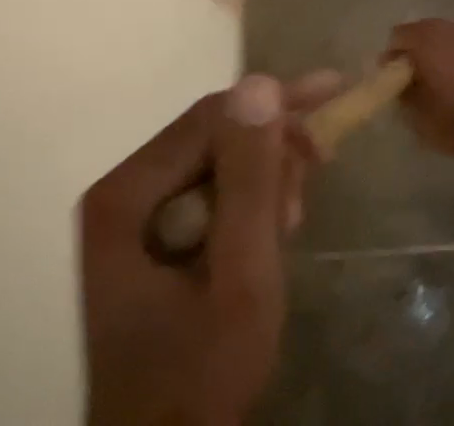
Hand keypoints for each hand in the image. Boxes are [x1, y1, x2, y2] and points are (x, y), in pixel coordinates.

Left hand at [78, 72, 337, 425]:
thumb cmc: (203, 370)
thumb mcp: (241, 275)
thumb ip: (250, 182)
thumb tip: (259, 83)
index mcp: (126, 196)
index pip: (210, 117)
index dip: (274, 107)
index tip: (334, 108)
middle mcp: (120, 196)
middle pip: (211, 136)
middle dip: (272, 150)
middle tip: (321, 173)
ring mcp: (130, 221)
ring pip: (215, 165)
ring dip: (264, 180)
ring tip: (294, 221)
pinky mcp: (147, 244)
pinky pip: (208, 197)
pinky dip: (248, 206)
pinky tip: (271, 232)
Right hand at [386, 19, 453, 161]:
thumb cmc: (452, 122)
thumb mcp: (415, 113)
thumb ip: (403, 89)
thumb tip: (401, 80)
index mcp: (427, 40)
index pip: (399, 35)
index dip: (392, 55)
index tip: (392, 75)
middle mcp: (451, 29)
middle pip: (424, 29)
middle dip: (416, 48)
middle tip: (413, 75)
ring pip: (448, 34)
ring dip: (438, 48)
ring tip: (438, 75)